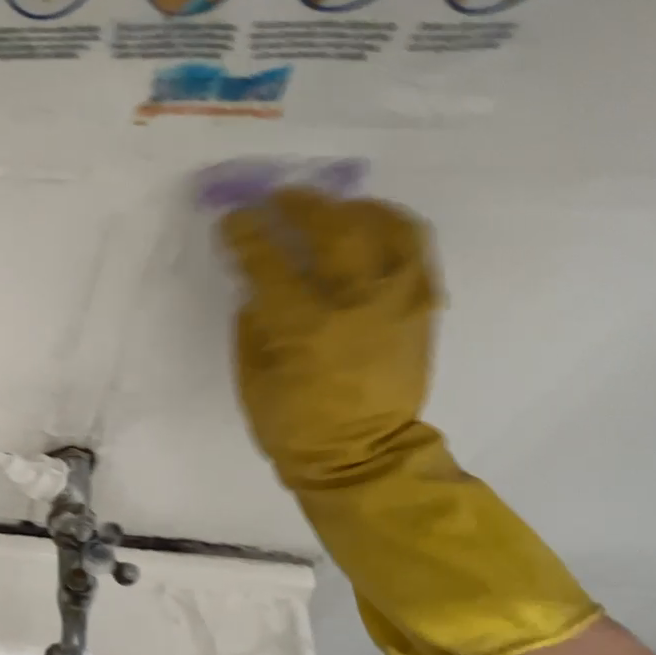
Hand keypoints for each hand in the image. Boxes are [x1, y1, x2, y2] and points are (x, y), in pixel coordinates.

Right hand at [219, 188, 598, 654]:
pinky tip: (371, 229)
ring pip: (386, 229)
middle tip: (280, 198)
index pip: (271, 263)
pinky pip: (413, 251)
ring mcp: (400, 301)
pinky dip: (391, 230)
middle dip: (302, 206)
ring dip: (354, 209)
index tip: (233, 218)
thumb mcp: (252, 377)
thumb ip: (255, 324)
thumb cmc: (292, 425)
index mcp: (305, 327)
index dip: (247, 235)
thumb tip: (258, 285)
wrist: (361, 457)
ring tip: (333, 206)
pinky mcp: (422, 307)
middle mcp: (358, 303)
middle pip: (334, 230)